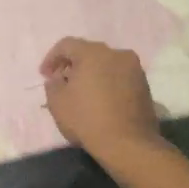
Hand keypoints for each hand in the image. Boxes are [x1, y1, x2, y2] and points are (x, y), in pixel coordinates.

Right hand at [40, 38, 164, 155]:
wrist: (127, 142)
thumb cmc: (87, 119)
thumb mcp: (57, 103)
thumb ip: (52, 84)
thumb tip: (58, 78)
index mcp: (93, 53)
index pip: (67, 45)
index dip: (51, 58)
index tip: (44, 76)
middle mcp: (116, 53)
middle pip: (88, 52)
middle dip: (72, 65)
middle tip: (62, 83)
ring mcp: (134, 68)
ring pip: (105, 64)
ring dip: (91, 74)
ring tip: (82, 93)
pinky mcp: (144, 84)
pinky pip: (118, 76)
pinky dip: (106, 82)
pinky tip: (100, 100)